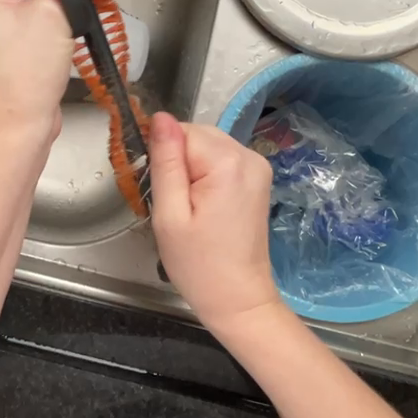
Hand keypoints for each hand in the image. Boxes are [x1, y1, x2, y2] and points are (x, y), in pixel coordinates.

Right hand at [147, 112, 284, 334]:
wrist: (239, 299)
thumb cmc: (198, 265)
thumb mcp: (169, 214)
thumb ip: (165, 161)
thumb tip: (159, 118)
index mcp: (227, 162)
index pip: (180, 131)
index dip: (164, 158)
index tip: (164, 193)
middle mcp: (249, 155)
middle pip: (196, 135)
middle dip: (178, 162)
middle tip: (174, 204)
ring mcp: (257, 166)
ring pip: (207, 146)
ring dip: (191, 169)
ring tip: (189, 208)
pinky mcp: (258, 178)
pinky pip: (221, 159)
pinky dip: (206, 175)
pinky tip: (203, 205)